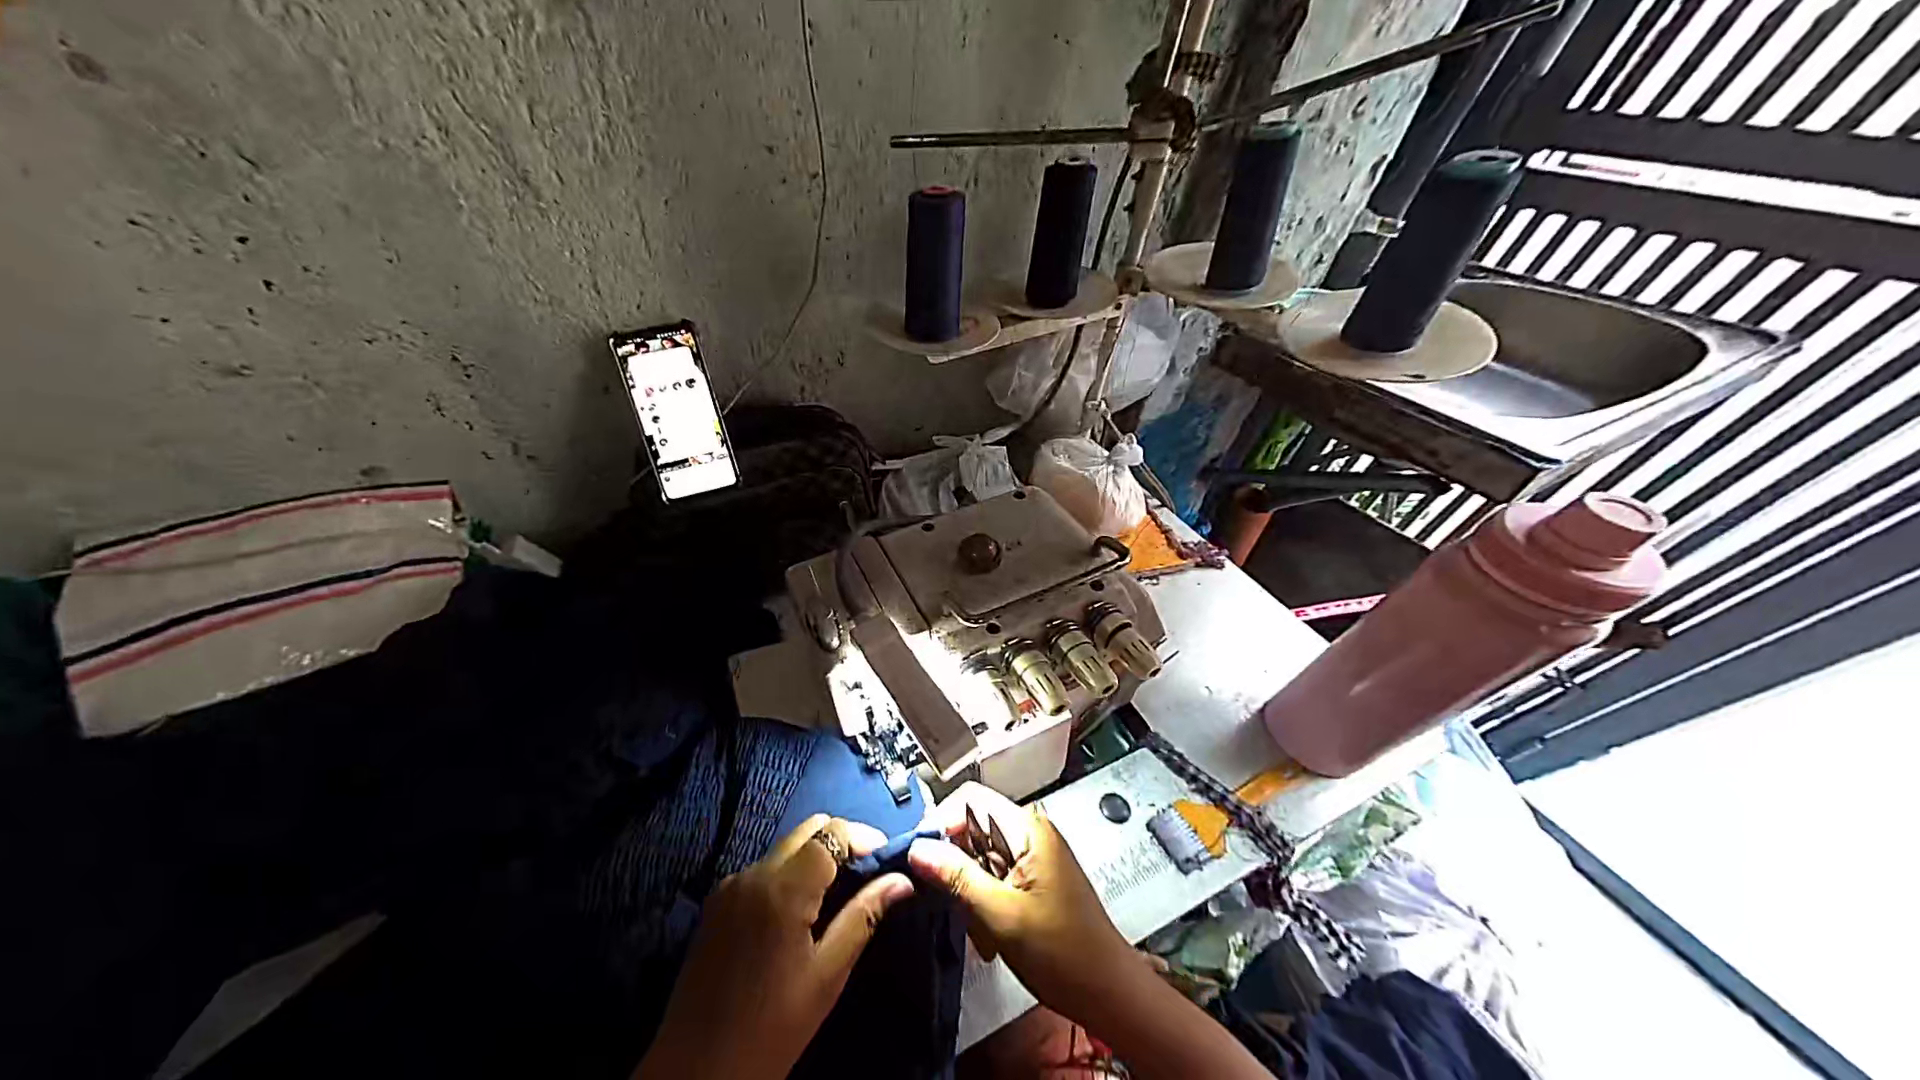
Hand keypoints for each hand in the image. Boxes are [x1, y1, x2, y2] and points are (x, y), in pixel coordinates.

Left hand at [635, 815, 914, 1079]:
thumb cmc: (771, 1028)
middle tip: (867, 875)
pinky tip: (800, 912)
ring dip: (815, 857)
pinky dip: (789, 874)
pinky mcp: (716, 903)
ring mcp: (730, 886)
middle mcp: (753, 873)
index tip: (886, 861)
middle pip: (807, 829)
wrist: (694, 1072)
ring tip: (838, 896)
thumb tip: (902, 879)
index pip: (831, 832)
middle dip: (841, 842)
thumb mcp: (827, 974)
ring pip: (785, 847)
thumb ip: (864, 916)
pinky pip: (763, 869)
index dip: (864, 838)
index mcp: (783, 889)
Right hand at [910, 785, 1271, 1079]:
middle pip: (971, 828)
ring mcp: (1032, 856)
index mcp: (1029, 829)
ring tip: (980, 926)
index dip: (942, 825)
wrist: (1107, 992)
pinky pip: (992, 876)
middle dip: (955, 866)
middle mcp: (1031, 834)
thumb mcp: (1001, 915)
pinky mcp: (1031, 878)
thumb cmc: (1067, 954)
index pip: (970, 800)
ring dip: (968, 890)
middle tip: (953, 902)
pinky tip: (990, 931)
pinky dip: (983, 902)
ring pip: (978, 856)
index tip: (923, 858)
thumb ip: (958, 877)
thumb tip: (919, 850)